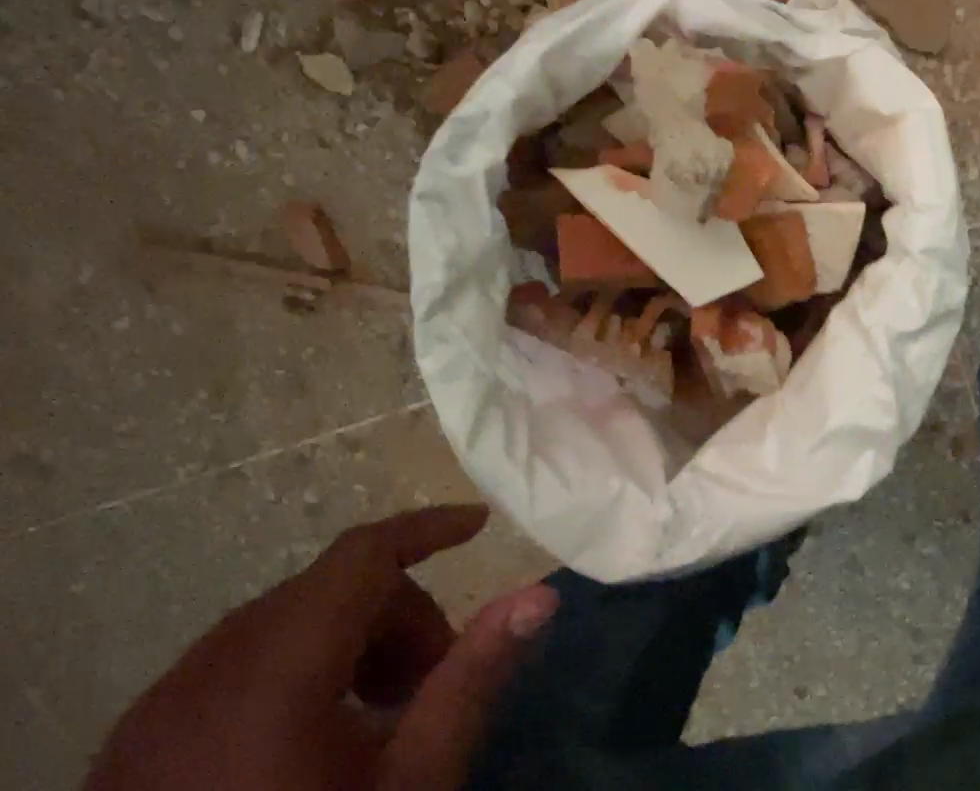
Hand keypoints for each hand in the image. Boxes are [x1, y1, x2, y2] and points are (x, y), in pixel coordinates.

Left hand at [84, 505, 556, 790]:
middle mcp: (201, 673)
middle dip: (399, 612)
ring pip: (278, 625)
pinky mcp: (130, 750)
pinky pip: (230, 668)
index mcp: (273, 671)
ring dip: (349, 642)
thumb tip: (539, 595)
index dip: (425, 529)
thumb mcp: (415, 777)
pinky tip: (314, 741)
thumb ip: (474, 677)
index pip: (360, 556)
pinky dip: (293, 672)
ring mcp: (154, 712)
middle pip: (325, 590)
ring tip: (381, 714)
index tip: (480, 524)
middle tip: (436, 677)